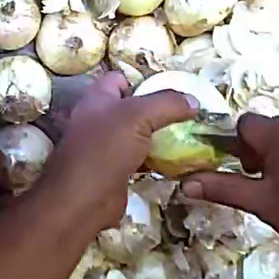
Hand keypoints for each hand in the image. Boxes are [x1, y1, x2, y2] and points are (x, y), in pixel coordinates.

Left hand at [41, 75, 194, 233]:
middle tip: (185, 114)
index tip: (170, 89)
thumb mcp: (139, 116)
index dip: (142, 80)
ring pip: (137, 134)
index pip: (120, 78)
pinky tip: (176, 161)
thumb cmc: (106, 147)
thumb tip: (194, 101)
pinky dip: (156, 159)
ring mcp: (105, 146)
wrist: (83, 199)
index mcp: (97, 97)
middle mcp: (98, 118)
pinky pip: (140, 158)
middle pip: (132, 107)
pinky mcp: (115, 170)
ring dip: (158, 136)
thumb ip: (167, 104)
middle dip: (156, 110)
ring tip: (186, 136)